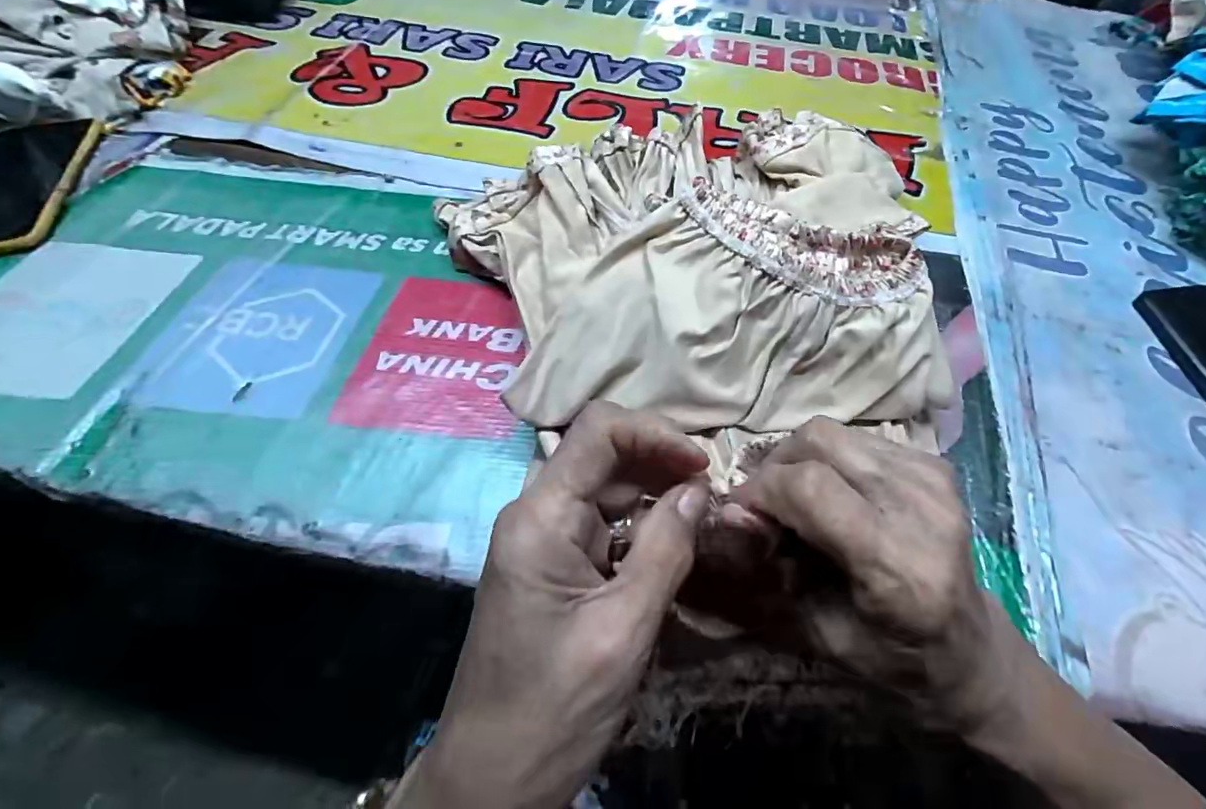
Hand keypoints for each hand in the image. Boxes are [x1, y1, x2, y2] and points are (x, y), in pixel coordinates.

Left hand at [392, 402, 710, 808]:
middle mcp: (537, 514)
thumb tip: (699, 489)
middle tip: (714, 494)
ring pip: (607, 489)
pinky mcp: (555, 565)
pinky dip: (641, 525)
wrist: (492, 780)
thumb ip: (664, 551)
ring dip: (656, 493)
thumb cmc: (555, 708)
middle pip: (604, 456)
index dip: (654, 432)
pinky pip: (603, 525)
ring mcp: (544, 539)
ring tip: (704, 514)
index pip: (597, 431)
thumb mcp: (623, 630)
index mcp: (540, 517)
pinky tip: (675, 539)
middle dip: (662, 463)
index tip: (702, 464)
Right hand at [734, 418, 1205, 808]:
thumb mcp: (820, 629)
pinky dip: (830, 457)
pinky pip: (857, 438)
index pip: (810, 487)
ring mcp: (935, 480)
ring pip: (833, 432)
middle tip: (765, 504)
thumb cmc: (893, 659)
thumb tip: (726, 509)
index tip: (740, 512)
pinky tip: (834, 492)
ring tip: (796, 497)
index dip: (760, 490)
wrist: (974, 653)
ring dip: (799, 458)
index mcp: (900, 566)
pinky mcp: (937, 465)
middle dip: (775, 466)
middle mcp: (923, 510)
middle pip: (818, 442)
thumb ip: (771, 564)